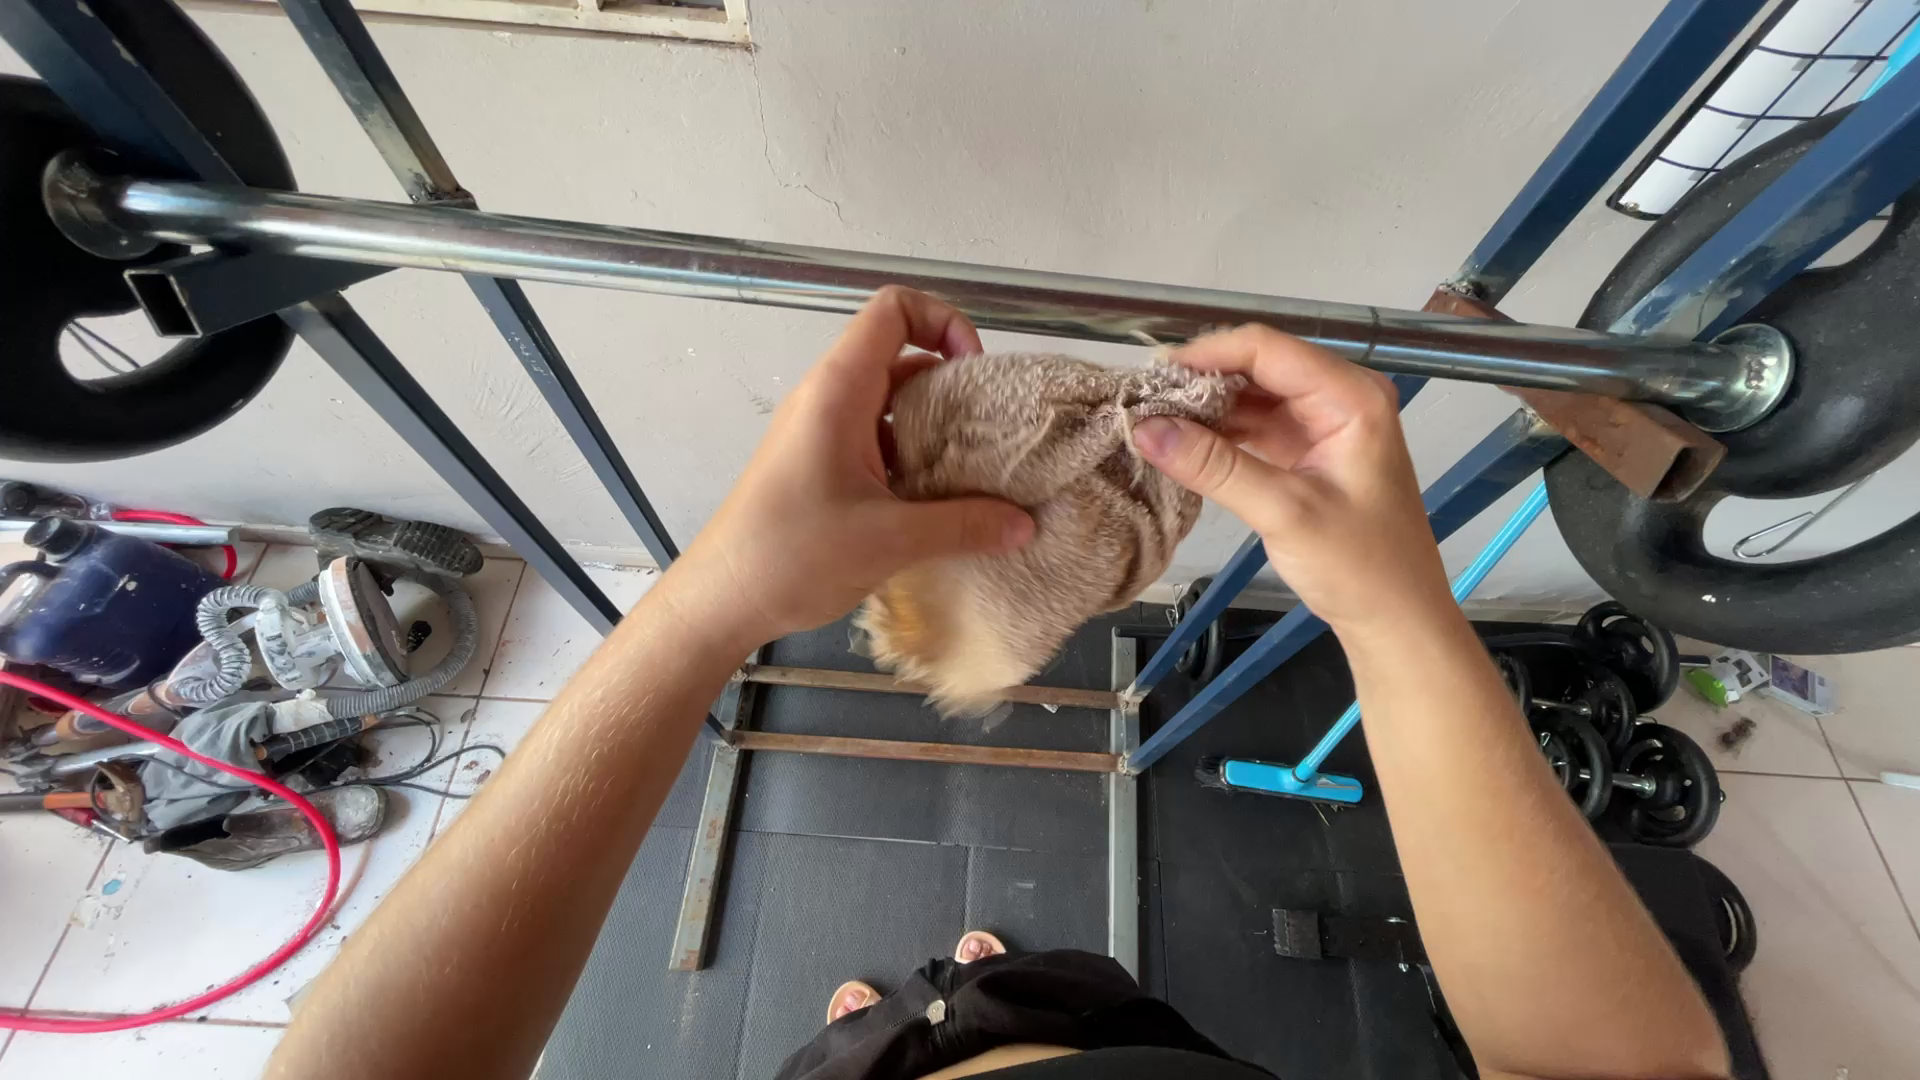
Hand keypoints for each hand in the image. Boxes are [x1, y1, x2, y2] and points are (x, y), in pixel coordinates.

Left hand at [659, 287, 1034, 649]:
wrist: (724, 597)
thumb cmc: (794, 555)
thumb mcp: (890, 540)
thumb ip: (964, 526)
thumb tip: (1025, 525)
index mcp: (839, 391)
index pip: (894, 310)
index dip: (944, 322)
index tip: (975, 375)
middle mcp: (830, 399)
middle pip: (901, 358)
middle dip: (954, 386)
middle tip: (991, 434)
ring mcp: (823, 433)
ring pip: (892, 405)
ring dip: (936, 428)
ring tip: (974, 470)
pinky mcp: (822, 465)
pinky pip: (878, 441)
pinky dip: (913, 457)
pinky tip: (938, 499)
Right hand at [1130, 325, 1452, 638]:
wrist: (1394, 615)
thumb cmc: (1358, 565)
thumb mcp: (1283, 512)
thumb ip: (1214, 467)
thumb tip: (1145, 428)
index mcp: (1350, 397)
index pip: (1266, 349)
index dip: (1206, 354)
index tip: (1152, 375)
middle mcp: (1337, 398)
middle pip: (1255, 368)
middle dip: (1199, 381)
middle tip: (1143, 401)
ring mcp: (1319, 425)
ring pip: (1248, 397)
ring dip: (1202, 408)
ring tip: (1151, 421)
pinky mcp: (1302, 451)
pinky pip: (1250, 427)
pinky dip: (1216, 434)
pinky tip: (1180, 443)